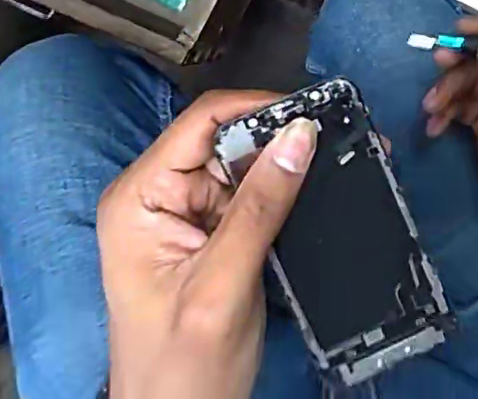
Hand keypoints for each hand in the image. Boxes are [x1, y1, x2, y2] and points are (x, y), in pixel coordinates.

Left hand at [101, 91, 317, 398]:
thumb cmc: (181, 373)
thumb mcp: (222, 287)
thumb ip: (261, 206)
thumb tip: (300, 132)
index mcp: (140, 195)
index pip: (202, 121)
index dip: (257, 106)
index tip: (311, 111)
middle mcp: (160, 189)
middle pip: (227, 134)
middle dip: (279, 133)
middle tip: (335, 131)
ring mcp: (186, 206)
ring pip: (246, 157)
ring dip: (287, 156)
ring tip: (337, 151)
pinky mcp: (212, 223)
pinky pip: (254, 186)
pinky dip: (286, 183)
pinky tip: (317, 180)